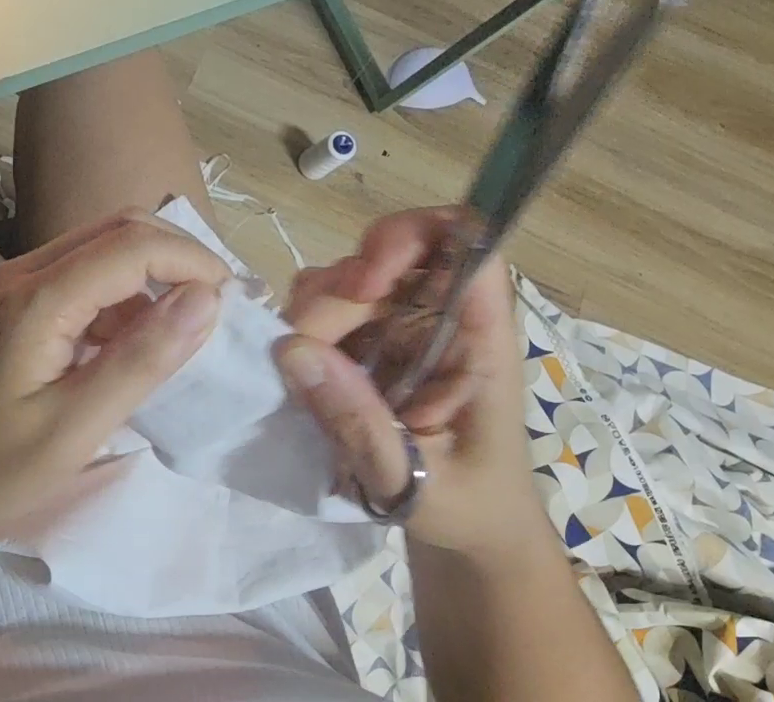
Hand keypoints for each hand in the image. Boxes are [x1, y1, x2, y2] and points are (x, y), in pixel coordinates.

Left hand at [0, 210, 228, 537]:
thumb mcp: (76, 427)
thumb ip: (142, 360)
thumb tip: (206, 299)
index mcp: (36, 299)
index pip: (131, 245)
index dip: (191, 261)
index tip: (232, 302)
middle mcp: (25, 272)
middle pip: (118, 229)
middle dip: (177, 257)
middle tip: (216, 308)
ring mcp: (19, 283)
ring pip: (105, 245)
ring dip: (154, 274)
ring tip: (188, 327)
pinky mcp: (22, 301)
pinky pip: (87, 274)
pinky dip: (127, 295)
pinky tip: (140, 340)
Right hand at [276, 208, 549, 554]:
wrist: (472, 536)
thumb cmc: (469, 512)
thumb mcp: (417, 485)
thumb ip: (359, 424)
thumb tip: (293, 351)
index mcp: (480, 342)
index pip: (467, 246)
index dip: (414, 237)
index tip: (364, 284)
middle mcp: (442, 319)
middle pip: (389, 258)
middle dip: (338, 294)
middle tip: (302, 351)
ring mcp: (403, 326)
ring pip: (351, 275)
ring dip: (315, 308)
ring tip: (304, 367)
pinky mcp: (372, 340)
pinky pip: (329, 305)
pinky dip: (304, 323)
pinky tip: (302, 367)